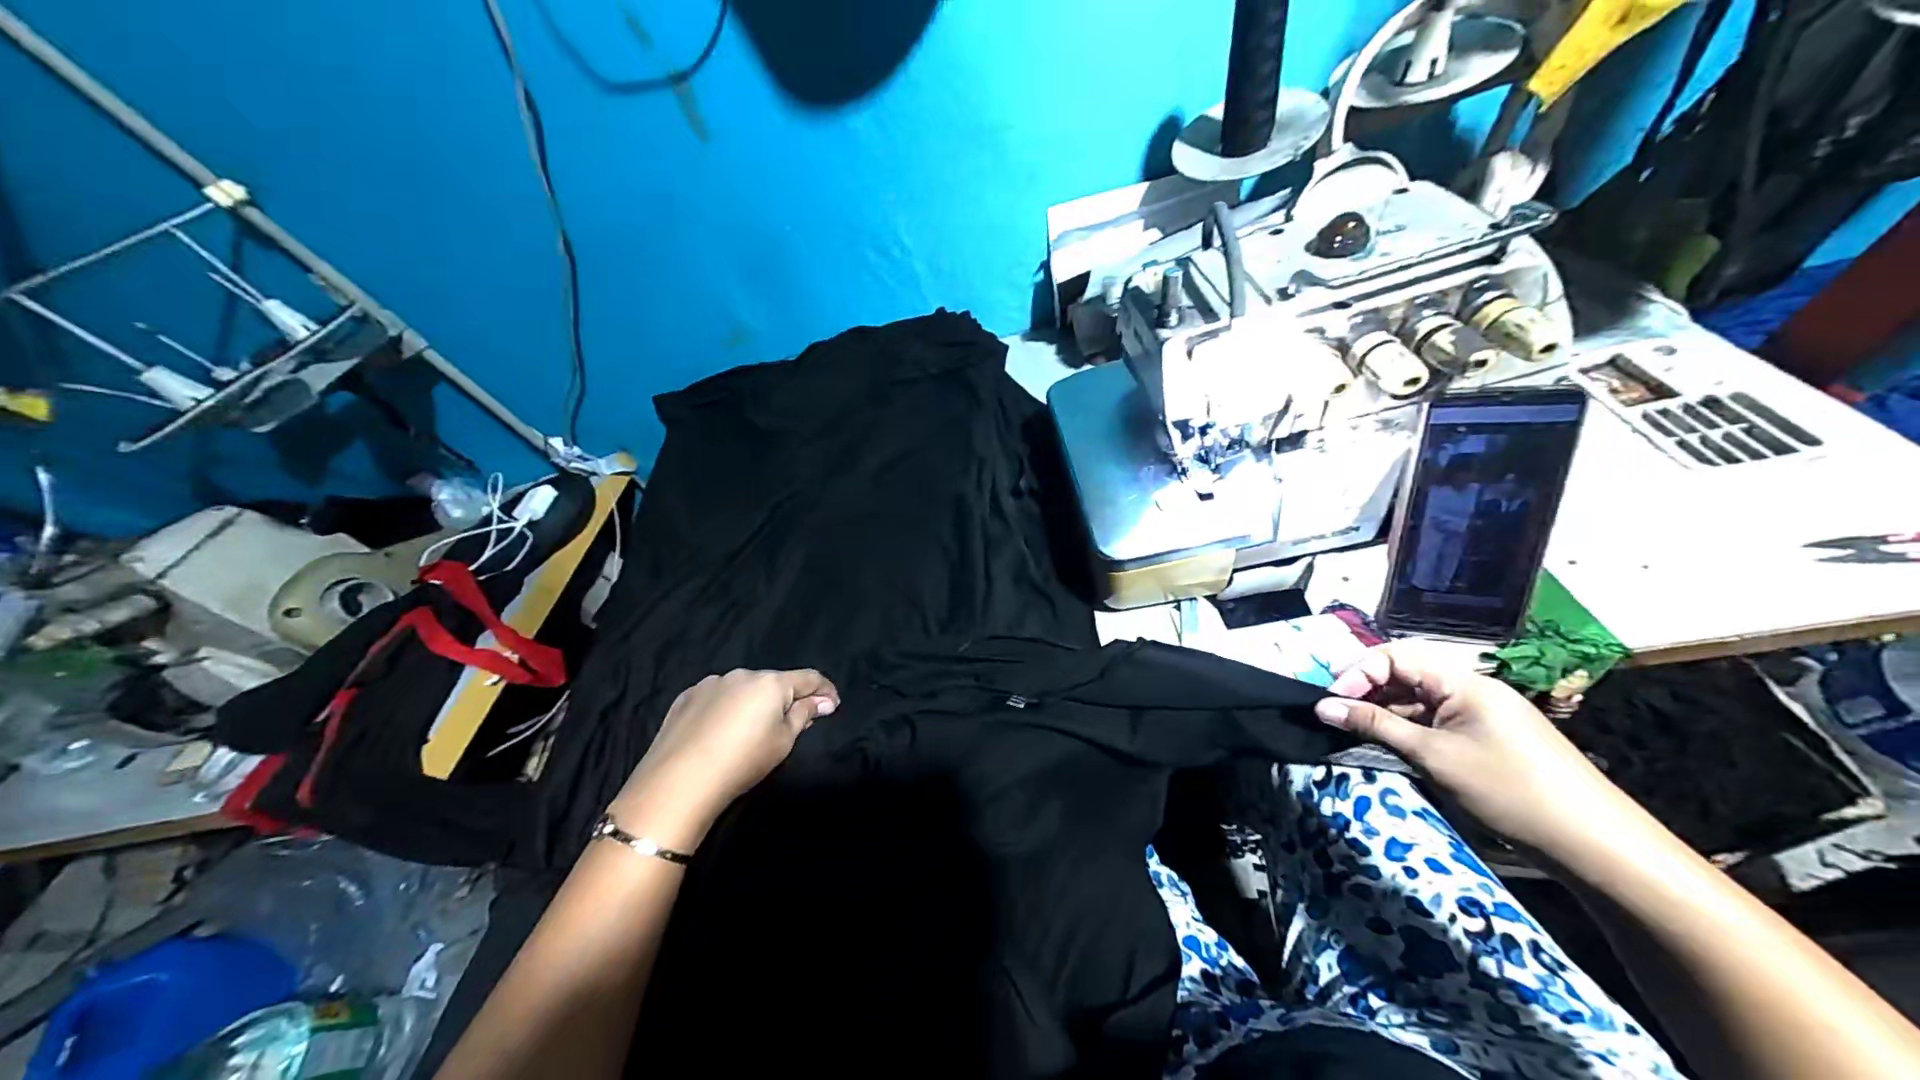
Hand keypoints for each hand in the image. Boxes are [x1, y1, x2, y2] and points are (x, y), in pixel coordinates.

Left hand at [609, 669, 838, 850]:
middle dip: (786, 699)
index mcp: (770, 683)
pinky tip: (720, 732)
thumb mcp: (783, 742)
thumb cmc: (742, 761)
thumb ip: (804, 715)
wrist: (678, 781)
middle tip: (789, 726)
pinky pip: (718, 697)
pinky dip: (727, 709)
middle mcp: (741, 674)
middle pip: (773, 683)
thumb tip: (823, 700)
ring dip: (753, 703)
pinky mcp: (686, 697)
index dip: (825, 690)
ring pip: (743, 689)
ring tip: (749, 732)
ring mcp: (710, 683)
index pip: (808, 678)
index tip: (832, 705)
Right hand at [1315, 642, 1647, 859]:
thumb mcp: (1432, 755)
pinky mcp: (1488, 738)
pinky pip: (1436, 721)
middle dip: (1367, 692)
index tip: (1333, 702)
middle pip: (1406, 674)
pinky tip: (1392, 748)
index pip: (1395, 656)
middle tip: (1337, 719)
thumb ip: (1375, 725)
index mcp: (1463, 681)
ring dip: (1385, 713)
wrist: (1593, 843)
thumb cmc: (1508, 789)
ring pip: (1418, 700)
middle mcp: (1472, 688)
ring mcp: (1482, 714)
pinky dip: (1409, 729)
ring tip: (1356, 736)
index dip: (1358, 673)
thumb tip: (1323, 706)